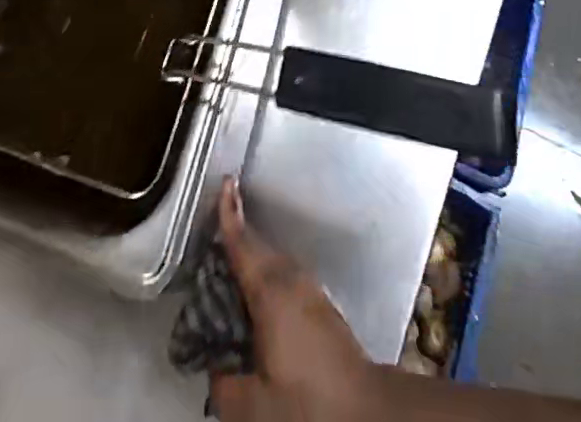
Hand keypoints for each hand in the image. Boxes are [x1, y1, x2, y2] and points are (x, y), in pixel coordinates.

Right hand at [209, 176, 377, 421]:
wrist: (369, 409)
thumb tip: (216, 371)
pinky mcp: (321, 306)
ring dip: (251, 256)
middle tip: (211, 230)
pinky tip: (256, 297)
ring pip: (272, 262)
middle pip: (257, 247)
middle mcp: (291, 281)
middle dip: (236, 234)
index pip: (243, 245)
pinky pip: (284, 278)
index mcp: (270, 293)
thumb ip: (223, 384)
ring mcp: (310, 291)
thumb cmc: (308, 400)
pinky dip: (265, 276)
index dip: (229, 214)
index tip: (226, 181)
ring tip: (227, 263)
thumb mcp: (253, 405)